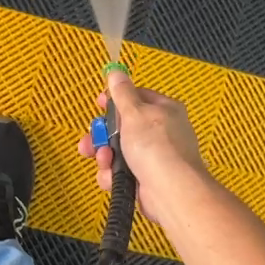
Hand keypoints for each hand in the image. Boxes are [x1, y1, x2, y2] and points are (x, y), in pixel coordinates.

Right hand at [75, 71, 211, 220]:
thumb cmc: (157, 148)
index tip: (100, 103)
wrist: (170, 192)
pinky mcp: (145, 178)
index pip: (136, 97)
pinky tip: (111, 177)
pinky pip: (122, 171)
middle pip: (123, 126)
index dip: (116, 99)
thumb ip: (122, 93)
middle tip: (93, 139)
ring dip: (105, 155)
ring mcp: (153, 156)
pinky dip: (113, 174)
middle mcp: (160, 132)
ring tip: (104, 160)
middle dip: (104, 134)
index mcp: (163, 109)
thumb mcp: (134, 113)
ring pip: (119, 150)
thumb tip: (117, 73)